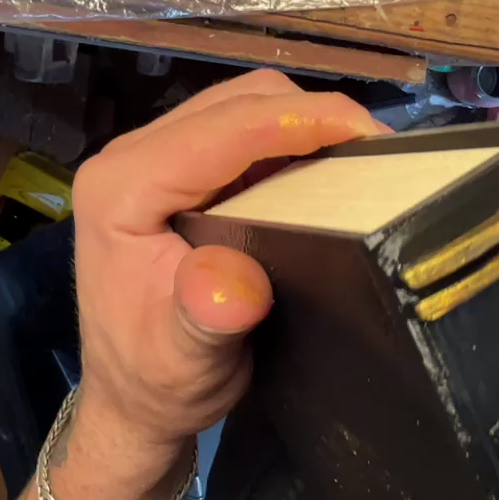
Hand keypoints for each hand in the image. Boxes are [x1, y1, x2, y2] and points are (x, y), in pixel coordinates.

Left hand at [66, 71, 383, 499]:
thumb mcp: (182, 363)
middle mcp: (132, 159)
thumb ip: (205, 318)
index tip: (368, 133)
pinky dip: (291, 138)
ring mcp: (155, 160)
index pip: (220, 131)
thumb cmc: (157, 382)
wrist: (134, 398)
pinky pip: (244, 131)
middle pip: (235, 101)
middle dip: (311, 113)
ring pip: (243, 105)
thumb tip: (237, 279)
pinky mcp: (180, 171)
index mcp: (122, 190)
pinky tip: (323, 166)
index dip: (299, 120)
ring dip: (304, 121)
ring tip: (359, 156)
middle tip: (377, 152)